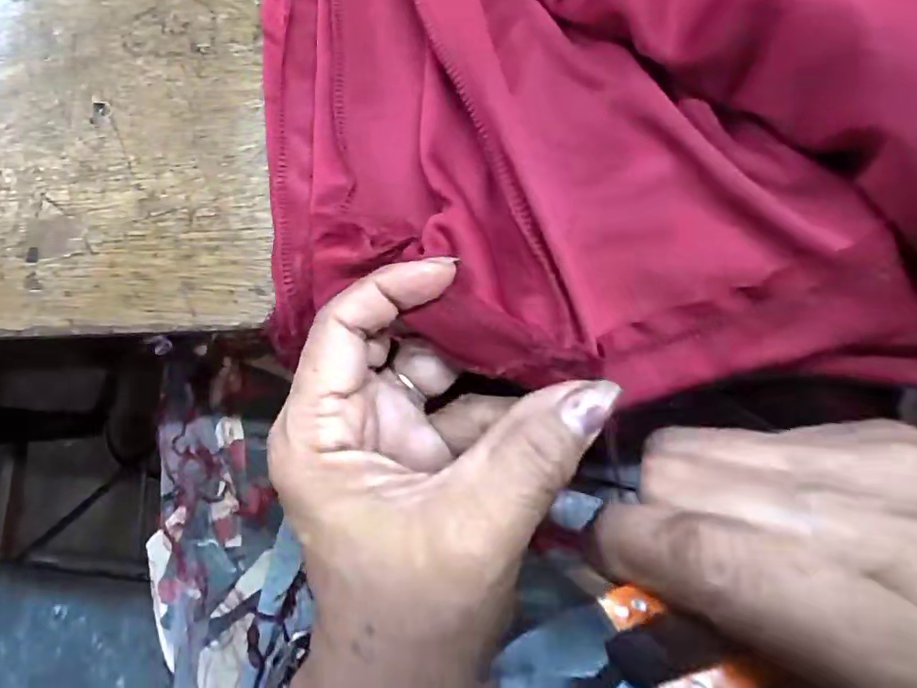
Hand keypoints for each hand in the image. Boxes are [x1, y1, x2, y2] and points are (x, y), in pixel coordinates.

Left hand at [267, 259, 621, 687]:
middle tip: (499, 292)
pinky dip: (495, 395)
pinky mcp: (415, 450)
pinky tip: (541, 380)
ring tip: (529, 327)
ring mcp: (380, 432)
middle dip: (440, 317)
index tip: (450, 270)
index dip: (391, 288)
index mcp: (318, 427)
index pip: (343, 327)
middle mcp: (341, 418)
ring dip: (476, 355)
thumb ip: (533, 452)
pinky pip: (454, 404)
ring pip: (425, 368)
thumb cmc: (415, 613)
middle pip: (385, 339)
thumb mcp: (475, 528)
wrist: (410, 686)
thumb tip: (598, 387)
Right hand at [588, 421, 916, 687]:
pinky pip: (777, 434)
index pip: (697, 547)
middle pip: (686, 467)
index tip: (599, 557)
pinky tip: (801, 516)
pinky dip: (760, 473)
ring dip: (700, 486)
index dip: (620, 545)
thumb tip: (637, 589)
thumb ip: (733, 652)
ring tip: (733, 531)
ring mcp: (910, 464)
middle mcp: (895, 520)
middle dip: (653, 510)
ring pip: (716, 437)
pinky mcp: (913, 439)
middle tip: (670, 555)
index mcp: (892, 628)